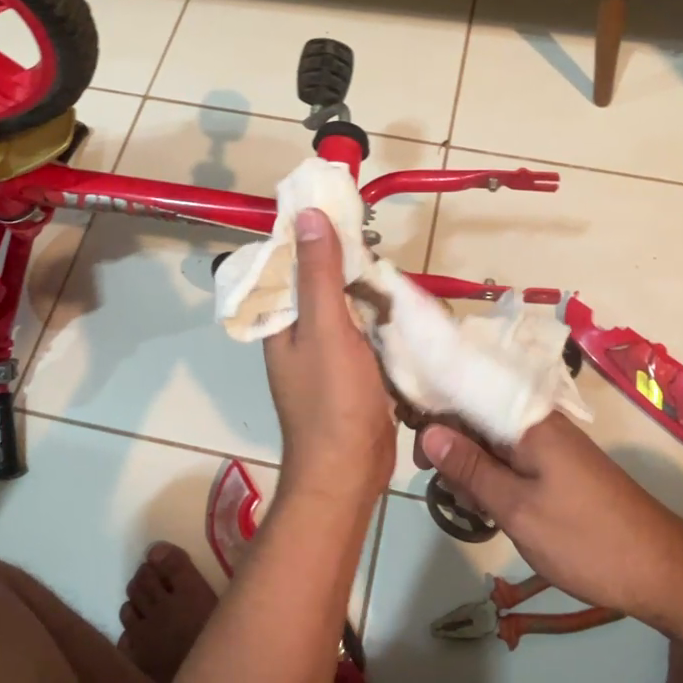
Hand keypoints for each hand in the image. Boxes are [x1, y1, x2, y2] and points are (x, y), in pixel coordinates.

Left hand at [263, 208, 396, 507]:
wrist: (348, 472)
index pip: (288, 261)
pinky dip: (379, 318)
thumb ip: (319, 272)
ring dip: (367, 290)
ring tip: (394, 272)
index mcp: (279, 320)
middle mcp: (297, 333)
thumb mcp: (325, 328)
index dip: (311, 233)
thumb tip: (307, 214)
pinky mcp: (351, 372)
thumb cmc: (331, 400)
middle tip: (377, 242)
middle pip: (320, 281)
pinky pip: (363, 332)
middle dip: (347, 262)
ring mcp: (325, 354)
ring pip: (345, 306)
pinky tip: (403, 309)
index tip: (342, 210)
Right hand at [417, 415, 682, 628]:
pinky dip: (492, 478)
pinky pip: (510, 458)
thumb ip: (471, 468)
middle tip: (442, 487)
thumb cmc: (584, 538)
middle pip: (475, 414)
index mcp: (526, 419)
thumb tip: (427, 429)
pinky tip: (486, 507)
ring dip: (470, 466)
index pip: (465, 389)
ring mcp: (548, 444)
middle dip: (449, 444)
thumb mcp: (517, 509)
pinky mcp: (556, 466)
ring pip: (490, 439)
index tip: (409, 443)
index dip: (431, 408)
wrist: (661, 569)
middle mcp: (536, 421)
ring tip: (465, 504)